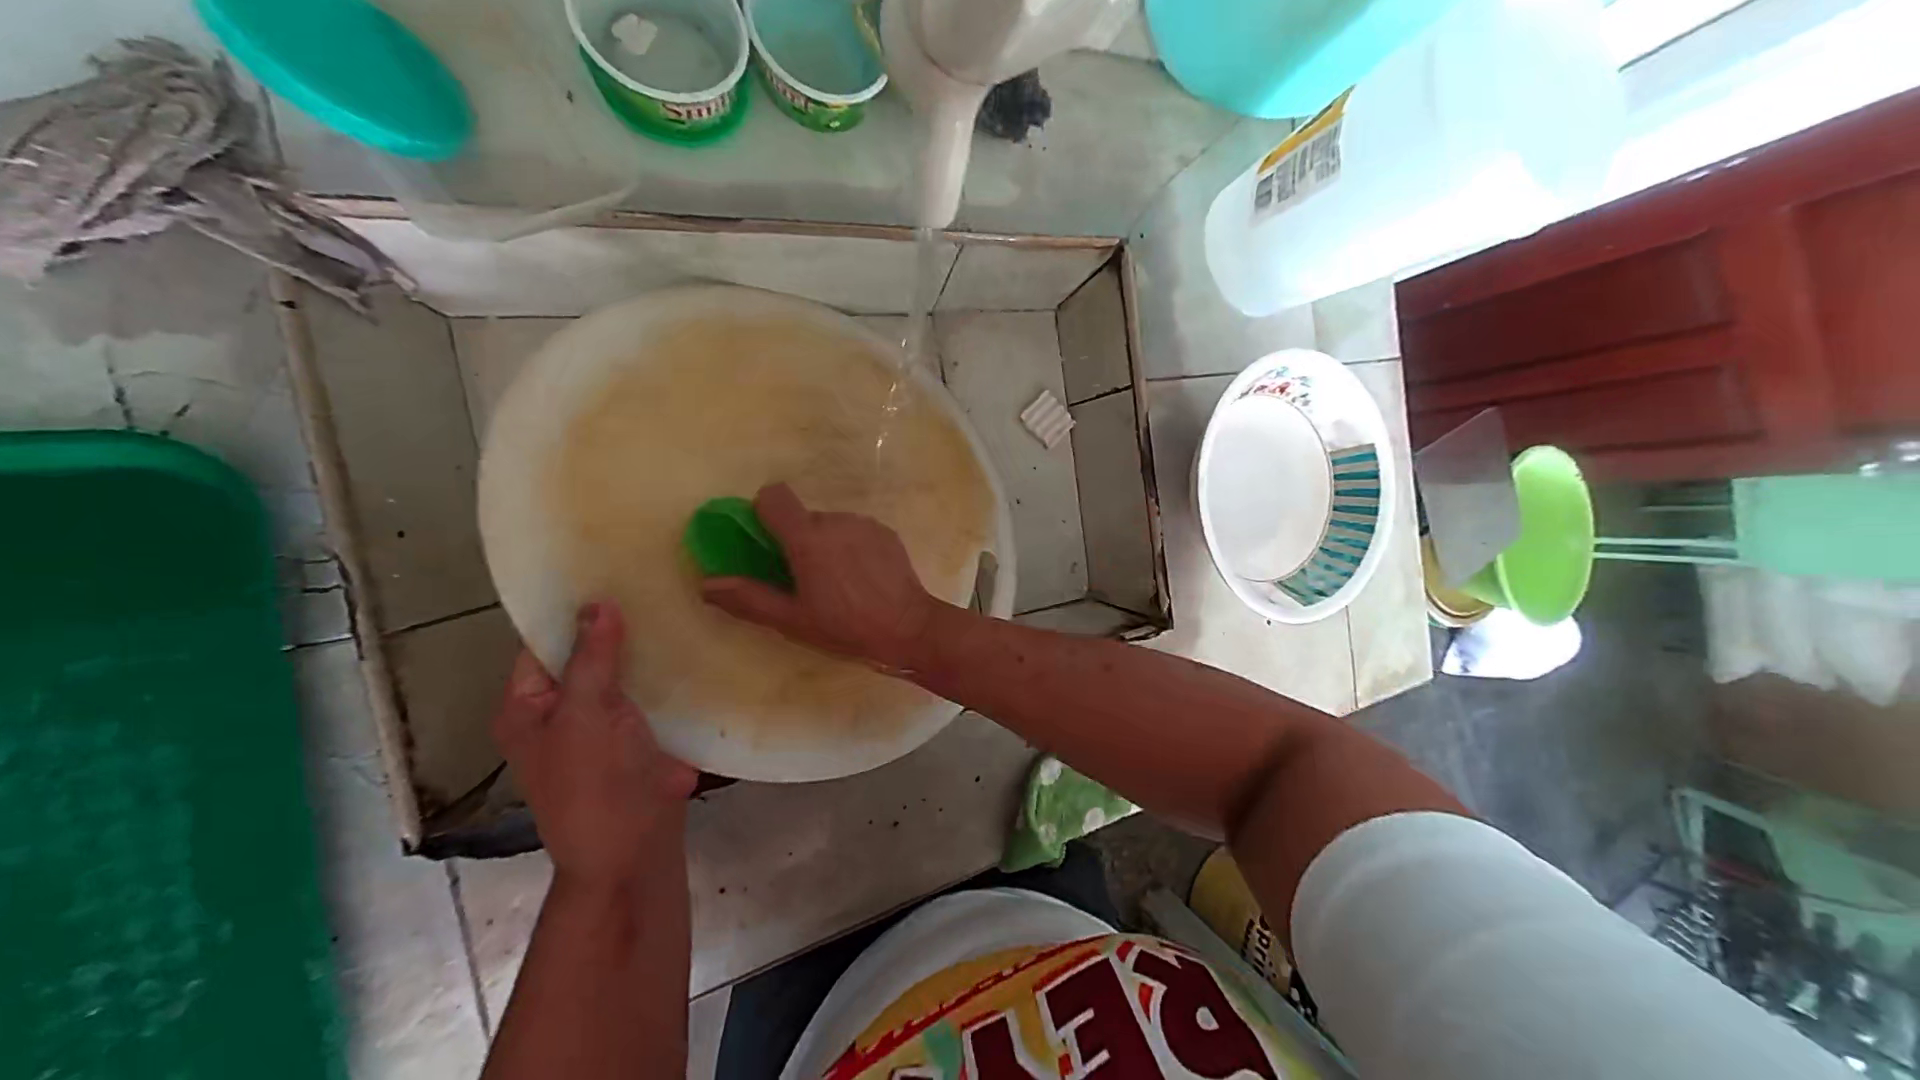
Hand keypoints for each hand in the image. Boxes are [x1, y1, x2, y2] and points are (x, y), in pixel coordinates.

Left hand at [492, 602, 698, 889]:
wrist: (634, 850)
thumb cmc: (595, 784)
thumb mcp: (586, 714)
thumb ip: (592, 657)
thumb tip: (598, 603)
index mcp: (528, 706)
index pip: (544, 642)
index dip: (572, 609)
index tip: (610, 572)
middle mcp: (561, 711)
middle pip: (587, 655)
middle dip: (618, 626)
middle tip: (655, 581)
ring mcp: (603, 725)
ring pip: (623, 674)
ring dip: (646, 649)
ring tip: (680, 602)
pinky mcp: (638, 737)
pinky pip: (649, 694)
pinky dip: (666, 674)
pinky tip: (694, 645)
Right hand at [700, 482, 943, 671]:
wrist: (910, 629)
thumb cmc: (846, 627)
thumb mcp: (792, 620)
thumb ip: (748, 598)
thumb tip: (706, 584)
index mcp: (808, 537)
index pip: (773, 495)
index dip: (764, 513)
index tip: (767, 544)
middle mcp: (835, 519)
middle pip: (802, 516)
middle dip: (797, 541)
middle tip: (805, 579)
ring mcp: (864, 523)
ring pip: (830, 524)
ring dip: (825, 545)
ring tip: (837, 583)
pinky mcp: (886, 531)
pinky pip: (855, 531)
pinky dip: (850, 547)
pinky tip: (861, 578)